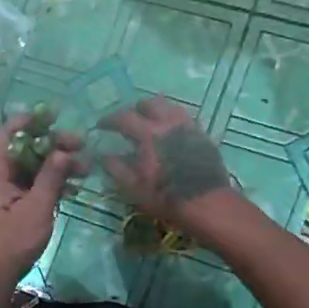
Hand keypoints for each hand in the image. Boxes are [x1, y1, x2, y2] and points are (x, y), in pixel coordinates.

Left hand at [0, 112, 86, 284]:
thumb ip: (51, 178)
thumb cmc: (13, 240)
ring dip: (58, 165)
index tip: (53, 116)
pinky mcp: (18, 207)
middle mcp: (1, 177)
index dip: (29, 121)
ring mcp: (9, 193)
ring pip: (35, 168)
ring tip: (85, 167)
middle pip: (27, 150)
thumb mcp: (37, 207)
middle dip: (53, 145)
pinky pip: (37, 185)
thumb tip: (63, 151)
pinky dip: (54, 182)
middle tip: (80, 145)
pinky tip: (74, 187)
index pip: (9, 135)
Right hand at [101, 97, 235, 229]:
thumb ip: (116, 168)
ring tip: (150, 124)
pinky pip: (185, 118)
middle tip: (128, 124)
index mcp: (149, 133)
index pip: (124, 117)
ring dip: (156, 111)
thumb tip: (104, 154)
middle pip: (149, 103)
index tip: (101, 126)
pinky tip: (170, 134)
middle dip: (134, 110)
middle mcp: (169, 123)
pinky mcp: (202, 135)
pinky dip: (172, 120)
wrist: (207, 203)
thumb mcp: (134, 188)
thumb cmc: (166, 197)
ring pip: (170, 106)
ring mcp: (188, 126)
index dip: (109, 120)